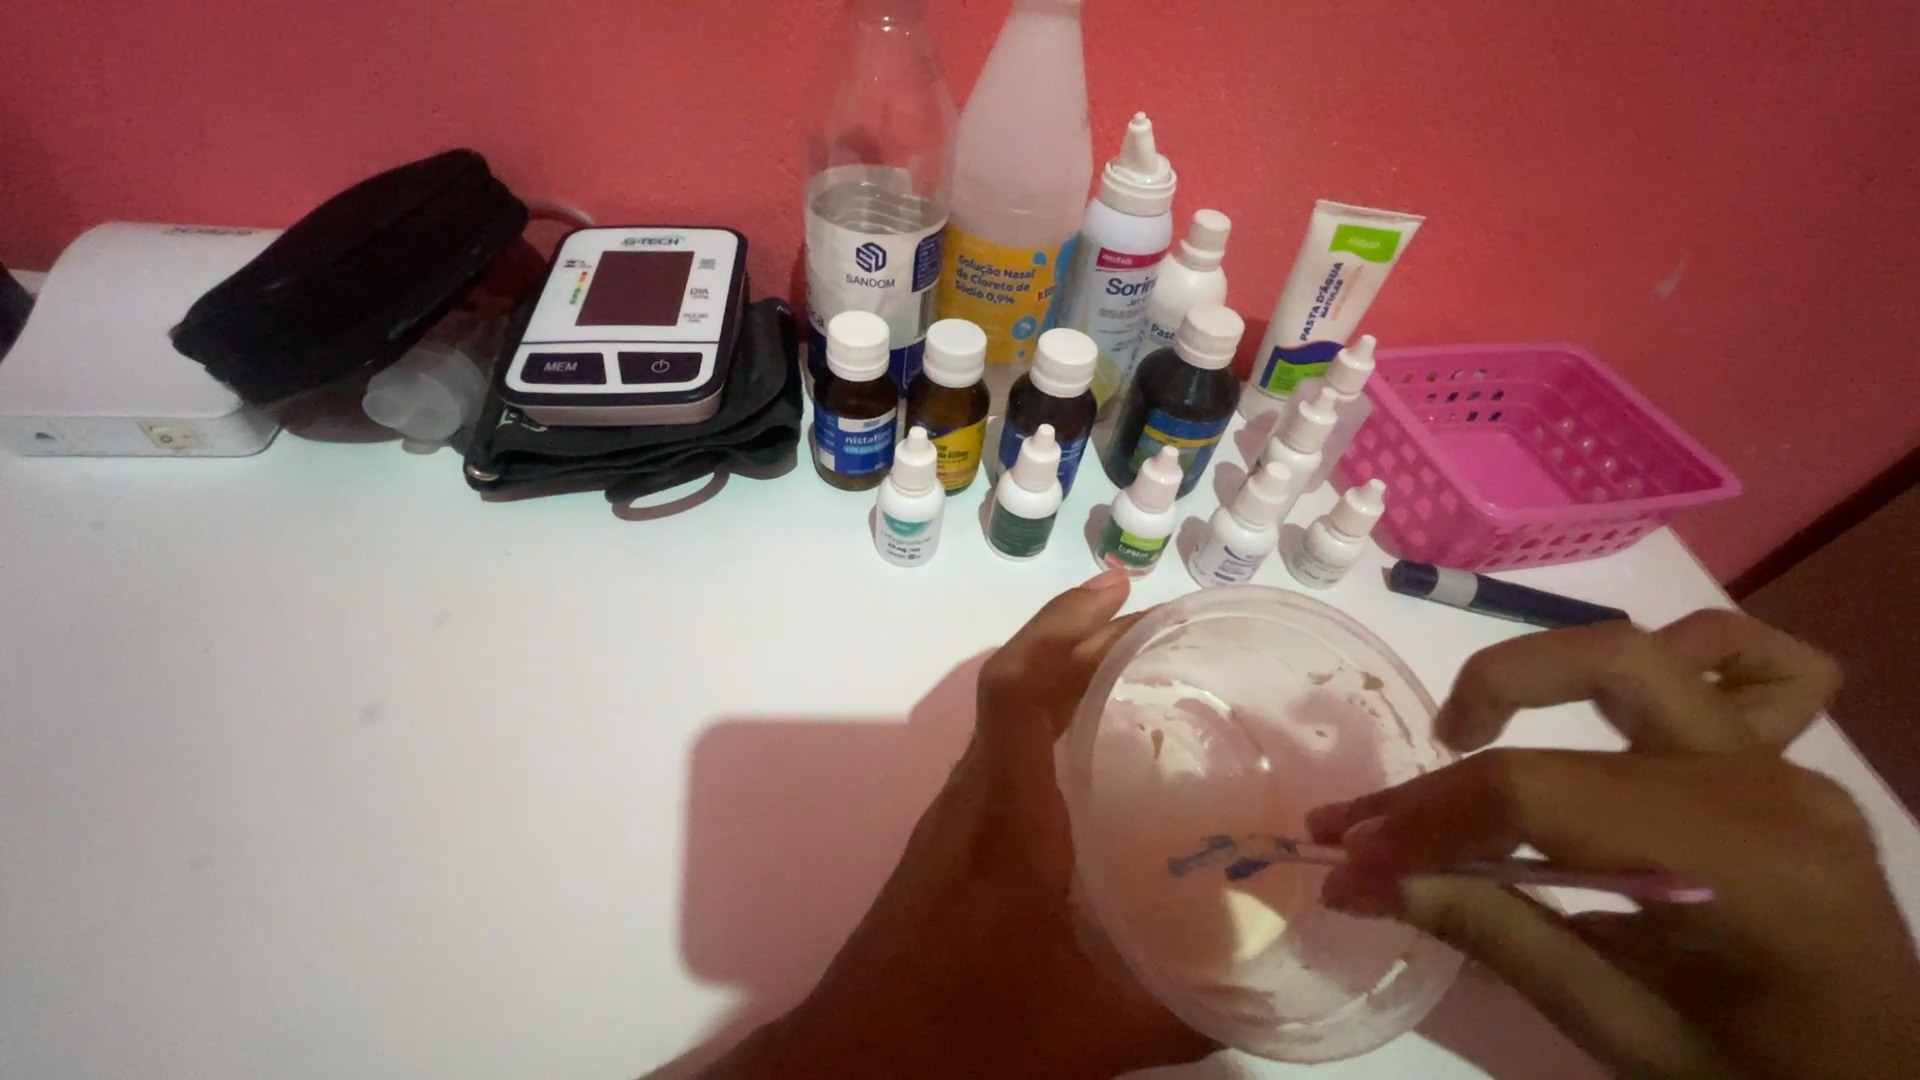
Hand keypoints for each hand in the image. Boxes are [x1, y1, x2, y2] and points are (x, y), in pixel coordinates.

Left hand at [702, 570, 1212, 1079]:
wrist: (858, 1056)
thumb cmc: (965, 1034)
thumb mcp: (1089, 1035)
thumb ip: (1181, 1014)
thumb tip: (1257, 991)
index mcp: (1008, 822)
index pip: (1015, 692)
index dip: (1061, 627)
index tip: (1116, 591)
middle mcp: (975, 794)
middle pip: (1016, 682)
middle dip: (1081, 635)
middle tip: (1157, 622)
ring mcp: (957, 808)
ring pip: (1006, 709)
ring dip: (1062, 670)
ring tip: (1136, 663)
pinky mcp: (953, 829)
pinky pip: (1003, 744)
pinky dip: (1047, 713)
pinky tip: (1092, 743)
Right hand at [1306, 611, 1919, 1078]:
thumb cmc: (1754, 1076)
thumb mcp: (1615, 1025)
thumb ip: (1482, 930)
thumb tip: (1351, 879)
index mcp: (1742, 860)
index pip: (1539, 794)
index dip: (1428, 816)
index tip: (1350, 852)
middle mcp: (1766, 784)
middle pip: (1597, 677)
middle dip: (1482, 697)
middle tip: (1418, 765)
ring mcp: (1779, 766)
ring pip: (1647, 651)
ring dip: (1539, 671)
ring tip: (1474, 730)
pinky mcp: (1772, 767)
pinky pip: (1735, 670)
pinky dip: (1652, 666)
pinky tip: (1602, 708)